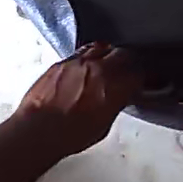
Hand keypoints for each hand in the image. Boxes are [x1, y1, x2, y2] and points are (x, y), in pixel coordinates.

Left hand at [10, 43, 143, 154]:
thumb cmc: (69, 134)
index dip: (144, 76)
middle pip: (123, 54)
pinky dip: (89, 55)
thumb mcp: (104, 125)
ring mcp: (79, 62)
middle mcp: (98, 70)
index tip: (144, 79)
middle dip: (129, 61)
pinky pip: (82, 51)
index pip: (138, 73)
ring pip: (103, 47)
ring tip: (110, 62)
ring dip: (110, 54)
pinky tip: (88, 64)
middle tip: (130, 68)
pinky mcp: (62, 62)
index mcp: (114, 87)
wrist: (38, 131)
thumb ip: (115, 103)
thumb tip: (120, 96)